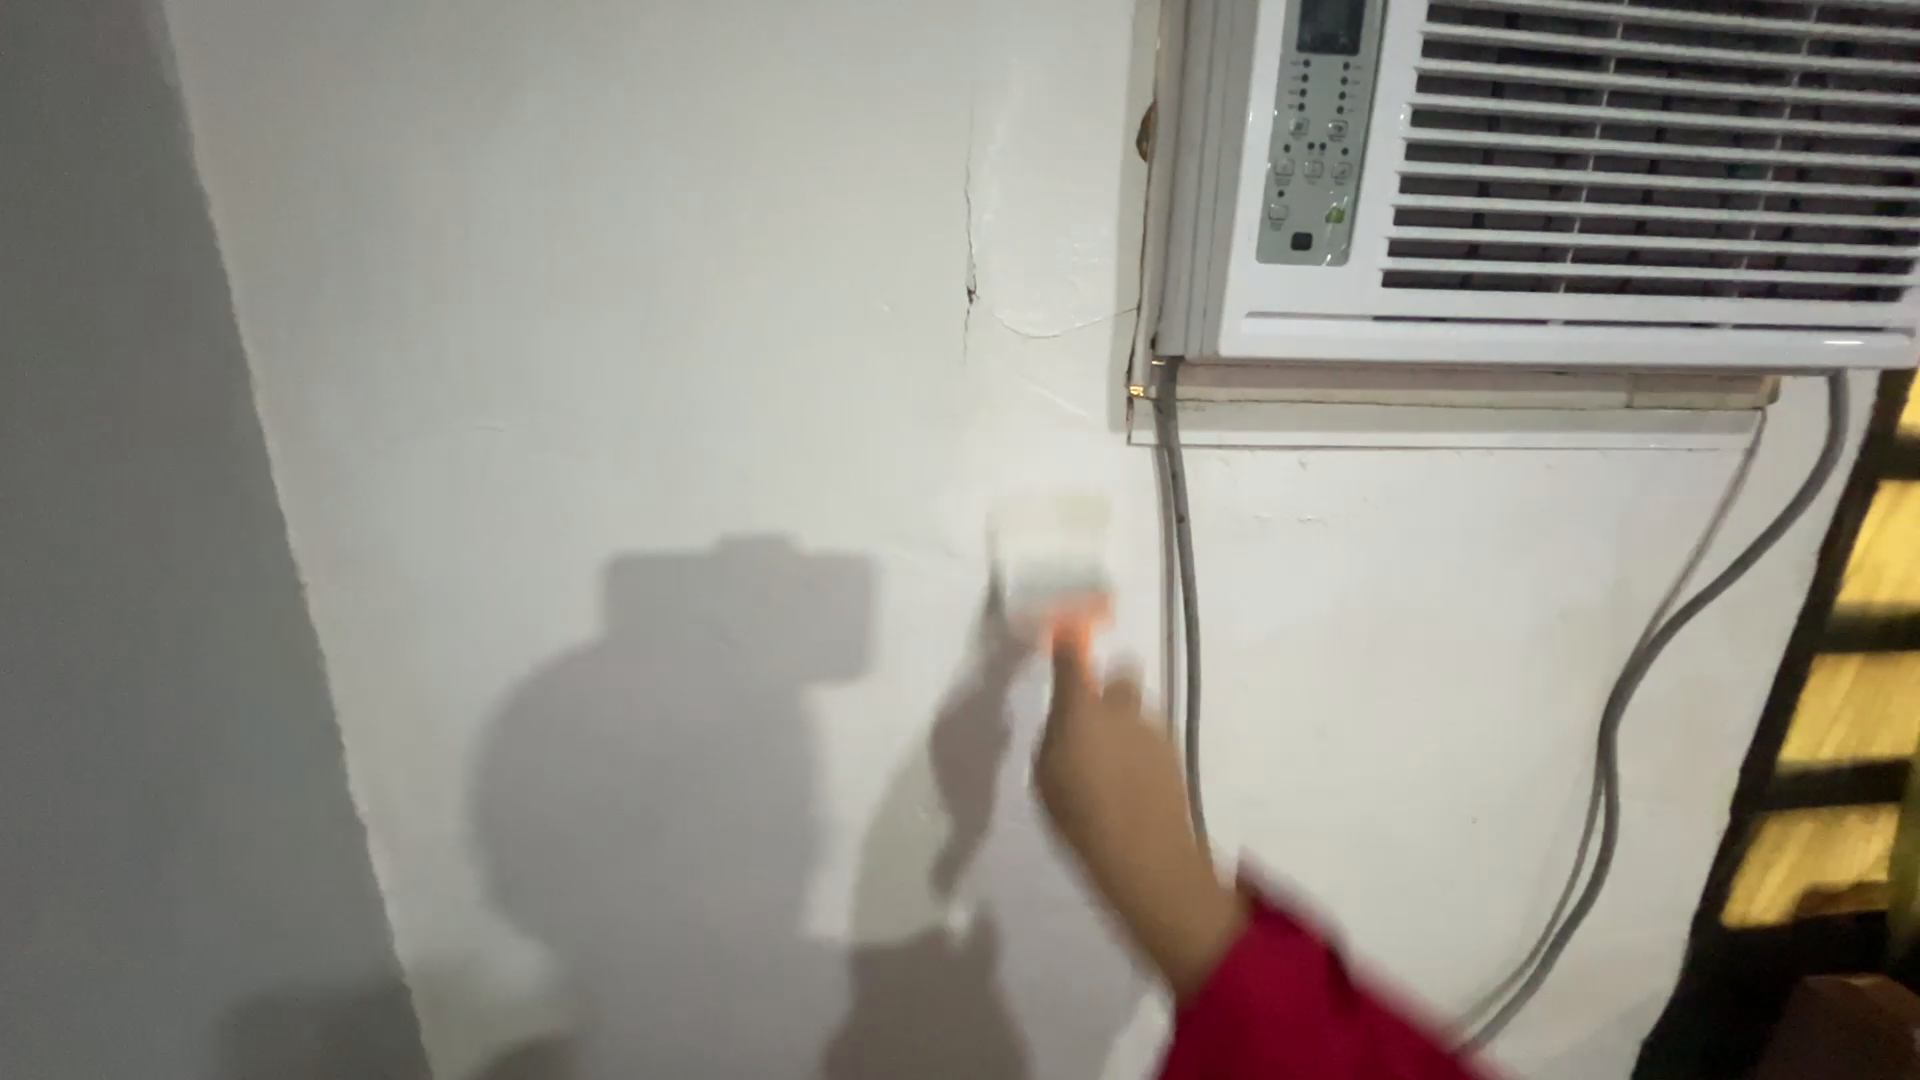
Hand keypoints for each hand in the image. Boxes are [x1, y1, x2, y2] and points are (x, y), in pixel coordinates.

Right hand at [1034, 642, 1247, 997]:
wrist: (1145, 855)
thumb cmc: (1079, 816)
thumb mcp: (1046, 776)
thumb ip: (1056, 738)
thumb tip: (1068, 723)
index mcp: (1081, 710)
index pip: (1073, 658)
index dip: (1068, 641)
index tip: (1066, 632)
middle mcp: (1120, 708)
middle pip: (1121, 675)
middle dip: (1110, 690)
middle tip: (1096, 722)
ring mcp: (1152, 728)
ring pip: (1138, 710)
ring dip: (1126, 725)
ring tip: (1114, 768)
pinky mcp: (1174, 752)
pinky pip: (1152, 737)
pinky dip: (1142, 751)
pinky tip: (1134, 784)